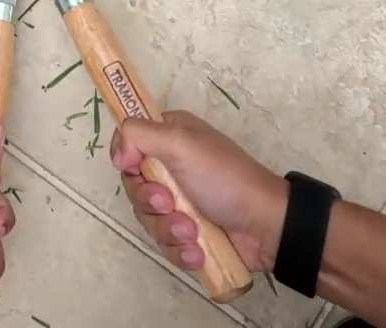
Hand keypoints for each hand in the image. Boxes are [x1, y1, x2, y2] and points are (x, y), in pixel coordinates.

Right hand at [109, 110, 285, 275]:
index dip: (126, 159)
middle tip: (170, 204)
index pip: (128, 143)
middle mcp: (170, 166)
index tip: (134, 169)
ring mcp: (179, 201)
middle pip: (134, 186)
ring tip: (193, 233)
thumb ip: (139, 135)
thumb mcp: (180, 142)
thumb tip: (117, 155)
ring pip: (148, 218)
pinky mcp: (188, 232)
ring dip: (167, 229)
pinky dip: (178, 250)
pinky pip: (165, 243)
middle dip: (150, 202)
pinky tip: (196, 252)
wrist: (268, 225)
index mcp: (167, 136)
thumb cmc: (223, 176)